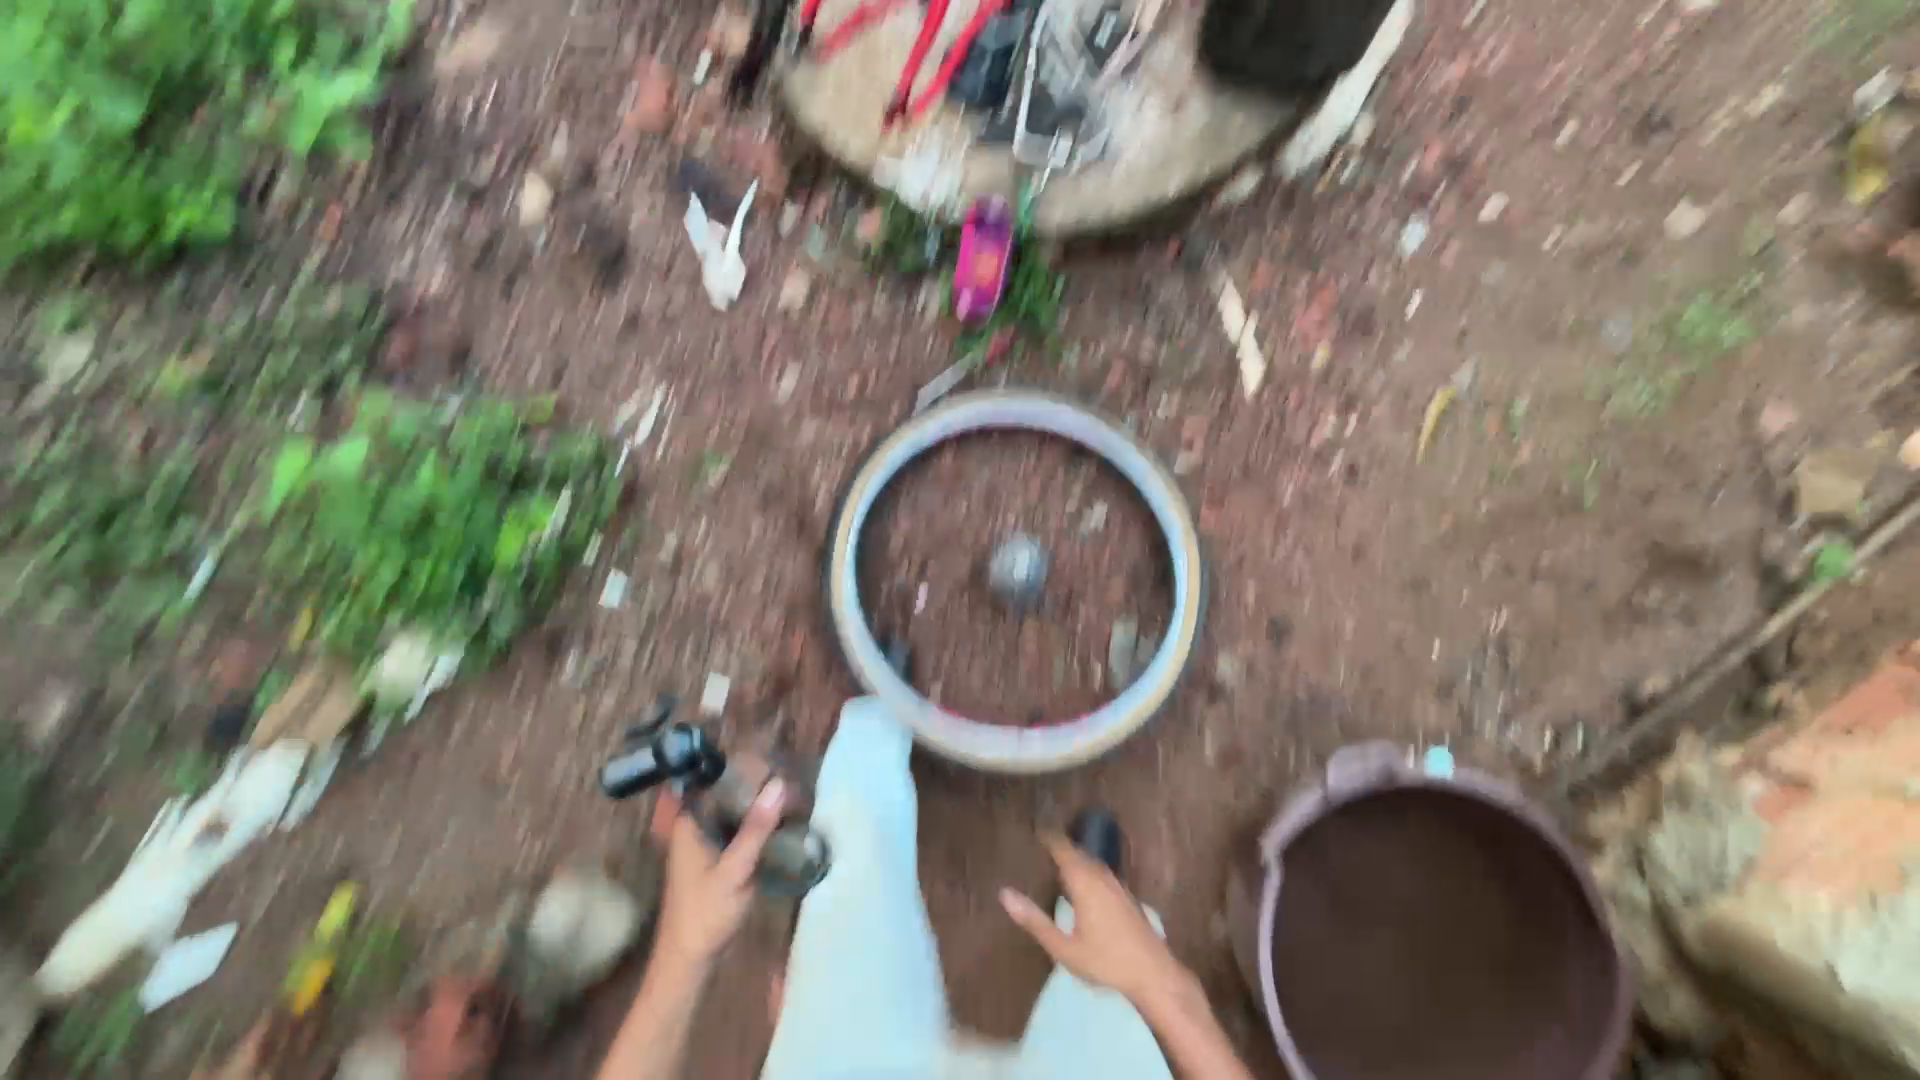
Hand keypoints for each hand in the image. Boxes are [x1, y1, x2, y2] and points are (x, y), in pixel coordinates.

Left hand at [650, 780, 785, 969]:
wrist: (690, 961)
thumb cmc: (705, 914)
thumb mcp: (735, 870)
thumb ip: (756, 828)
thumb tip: (779, 784)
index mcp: (691, 822)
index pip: (716, 778)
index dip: (744, 766)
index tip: (775, 762)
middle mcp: (697, 825)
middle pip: (728, 791)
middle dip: (758, 783)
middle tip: (792, 778)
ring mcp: (708, 842)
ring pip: (736, 810)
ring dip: (761, 803)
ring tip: (794, 794)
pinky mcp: (720, 857)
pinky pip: (741, 828)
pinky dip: (760, 822)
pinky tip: (784, 821)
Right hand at [999, 834, 1191, 1003]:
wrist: (1153, 974)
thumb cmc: (1105, 961)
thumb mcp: (1063, 948)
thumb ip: (1035, 921)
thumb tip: (1004, 894)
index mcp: (1084, 882)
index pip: (1063, 848)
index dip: (1048, 837)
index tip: (1033, 829)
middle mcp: (1102, 876)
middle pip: (1078, 852)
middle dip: (1060, 845)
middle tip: (1040, 843)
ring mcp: (1118, 886)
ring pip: (1092, 862)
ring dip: (1075, 857)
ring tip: (1056, 860)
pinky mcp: (1127, 897)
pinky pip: (1102, 873)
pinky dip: (1087, 870)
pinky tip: (1083, 884)